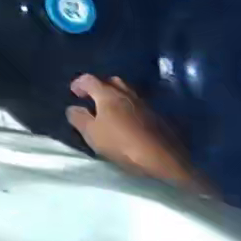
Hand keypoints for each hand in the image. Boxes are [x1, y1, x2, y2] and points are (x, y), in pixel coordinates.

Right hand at [66, 75, 211, 194]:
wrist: (167, 161)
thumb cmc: (124, 144)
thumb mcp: (93, 135)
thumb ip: (79, 119)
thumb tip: (73, 108)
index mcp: (107, 93)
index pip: (89, 80)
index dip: (79, 84)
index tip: (74, 93)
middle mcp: (126, 93)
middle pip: (111, 81)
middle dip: (100, 86)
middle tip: (94, 98)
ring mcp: (145, 104)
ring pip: (127, 92)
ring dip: (117, 97)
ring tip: (112, 110)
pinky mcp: (158, 117)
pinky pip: (139, 106)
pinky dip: (131, 108)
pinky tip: (130, 121)